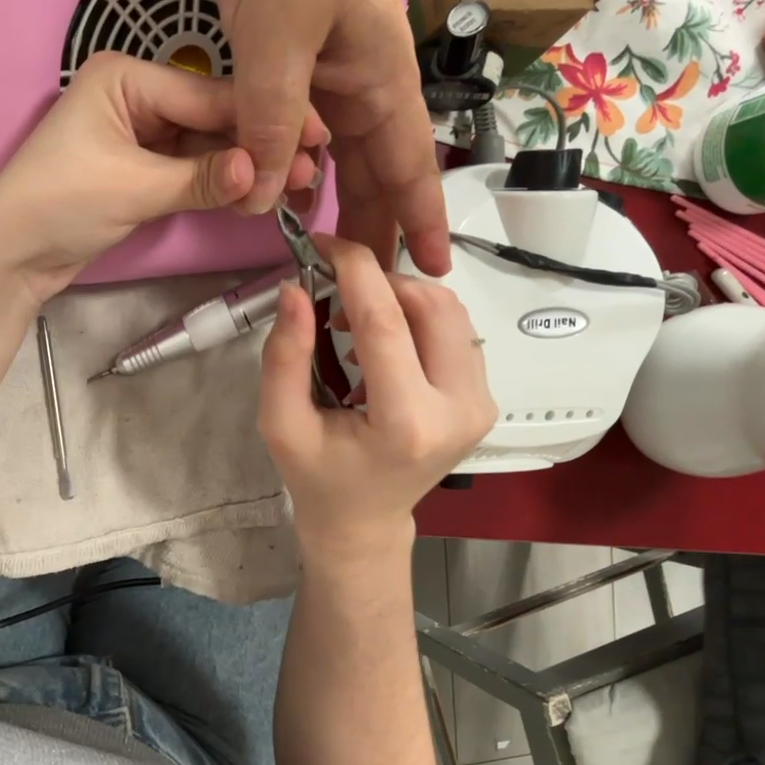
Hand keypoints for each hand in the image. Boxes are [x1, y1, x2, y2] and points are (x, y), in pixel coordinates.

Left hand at [0, 52, 324, 302]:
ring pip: (200, 148)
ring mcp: (134, 135)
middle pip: (208, 119)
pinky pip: (185, 171)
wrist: (11, 257)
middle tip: (311, 169)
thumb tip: (263, 171)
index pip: (206, 95)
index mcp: (125, 78)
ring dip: (239, 169)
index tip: (312, 138)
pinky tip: (251, 194)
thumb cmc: (60, 205)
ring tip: (291, 186)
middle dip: (254, 147)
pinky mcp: (134, 171)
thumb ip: (202, 178)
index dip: (258, 120)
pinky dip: (213, 185)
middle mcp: (132, 98)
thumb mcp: (135, 188)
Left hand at [205, 0, 449, 272]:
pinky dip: (297, 165)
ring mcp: (330, 74)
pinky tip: (285, 192)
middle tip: (366, 285)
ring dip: (337, 201)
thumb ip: (269, 123)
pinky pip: (304, 130)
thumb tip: (264, 201)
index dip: (418, 221)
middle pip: (377, 170)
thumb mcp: (277, 39)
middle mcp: (361, 83)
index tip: (432, 271)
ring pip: (340, 154)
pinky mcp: (296, 64)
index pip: (407, 166)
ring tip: (329, 254)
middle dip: (375, 226)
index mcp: (377, 79)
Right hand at [258, 235, 494, 556]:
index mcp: (407, 422)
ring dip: (400, 298)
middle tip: (333, 289)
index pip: (387, 323)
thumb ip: (284, 357)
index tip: (324, 243)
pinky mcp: (484, 398)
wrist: (363, 521)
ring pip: (450, 312)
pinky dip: (416, 319)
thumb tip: (295, 289)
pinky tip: (381, 341)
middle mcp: (460, 409)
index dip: (355, 272)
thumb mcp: (280, 424)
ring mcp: (480, 403)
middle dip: (380, 282)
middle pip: (432, 306)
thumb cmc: (315, 477)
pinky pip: (456, 332)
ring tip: (353, 318)